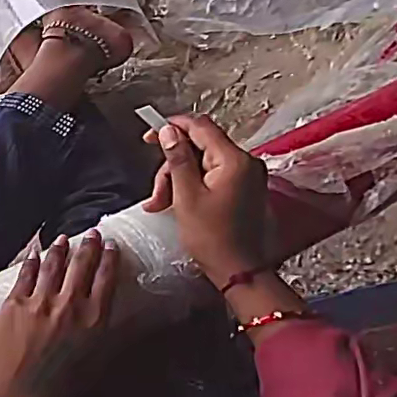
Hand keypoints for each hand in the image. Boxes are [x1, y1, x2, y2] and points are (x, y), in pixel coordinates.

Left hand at [0, 231, 120, 396]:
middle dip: (88, 246)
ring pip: (54, 264)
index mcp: (94, 320)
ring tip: (63, 239)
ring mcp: (41, 301)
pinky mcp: (14, 303)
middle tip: (91, 234)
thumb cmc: (59, 388)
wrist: (16, 396)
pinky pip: (25, 274)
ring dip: (60, 248)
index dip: (109, 258)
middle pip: (81, 265)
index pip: (106, 278)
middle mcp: (70, 305)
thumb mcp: (96, 363)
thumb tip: (128, 324)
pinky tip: (34, 252)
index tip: (110, 245)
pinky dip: (31, 260)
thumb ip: (110, 339)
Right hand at [141, 113, 268, 281]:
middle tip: (156, 192)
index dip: (173, 127)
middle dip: (172, 166)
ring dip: (177, 180)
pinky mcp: (242, 189)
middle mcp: (245, 163)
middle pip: (199, 148)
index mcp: (234, 161)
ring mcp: (246, 177)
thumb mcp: (186, 196)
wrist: (237, 269)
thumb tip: (168, 131)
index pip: (201, 127)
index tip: (151, 134)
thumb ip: (177, 159)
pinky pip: (211, 177)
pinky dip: (191, 187)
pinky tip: (176, 204)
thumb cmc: (213, 238)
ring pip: (202, 164)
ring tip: (161, 204)